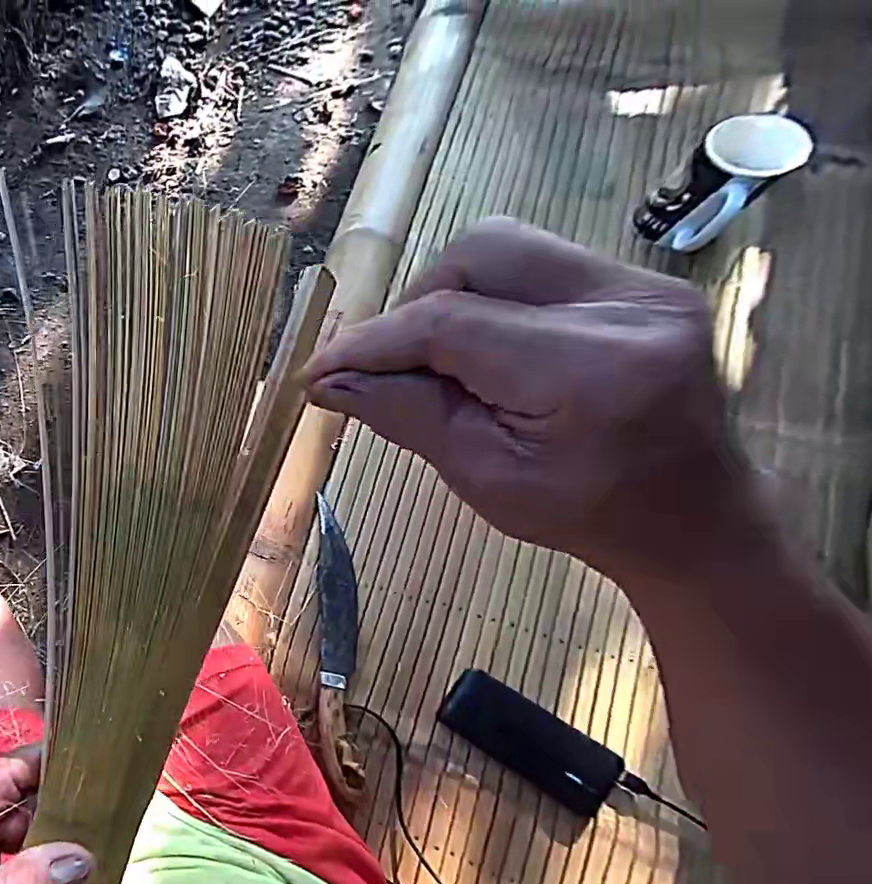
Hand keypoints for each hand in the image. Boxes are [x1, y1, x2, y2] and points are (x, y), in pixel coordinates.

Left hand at [0, 747, 92, 883]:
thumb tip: (79, 858)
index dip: (43, 767)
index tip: (92, 767)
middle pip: (13, 803)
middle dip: (57, 807)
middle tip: (109, 817)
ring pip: (19, 836)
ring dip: (54, 843)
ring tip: (100, 848)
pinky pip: (17, 868)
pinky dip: (44, 872)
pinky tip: (71, 883)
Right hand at [305, 218, 767, 579]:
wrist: (691, 513)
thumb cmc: (579, 510)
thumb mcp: (477, 473)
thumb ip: (403, 413)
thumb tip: (326, 382)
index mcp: (588, 366)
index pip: (446, 323)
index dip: (366, 343)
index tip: (315, 373)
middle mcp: (625, 303)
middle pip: (479, 254)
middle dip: (411, 307)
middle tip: (387, 365)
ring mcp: (639, 284)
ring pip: (503, 249)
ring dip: (441, 299)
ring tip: (429, 359)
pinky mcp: (634, 285)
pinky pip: (529, 267)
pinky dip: (477, 302)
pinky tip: (471, 353)